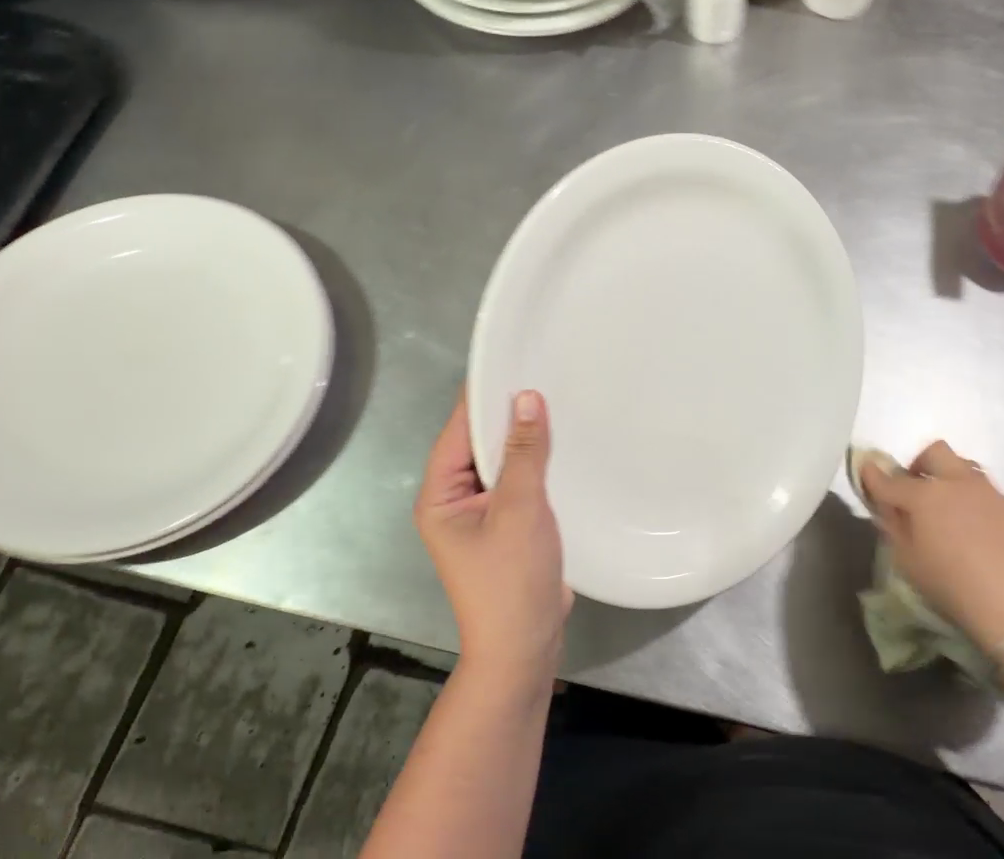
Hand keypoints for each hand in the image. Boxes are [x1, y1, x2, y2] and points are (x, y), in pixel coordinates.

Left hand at [414, 389, 571, 679]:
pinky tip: (564, 447)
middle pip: (480, 444)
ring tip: (560, 402)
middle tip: (546, 375)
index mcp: (439, 495)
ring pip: (503, 463)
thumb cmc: (511, 578)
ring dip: (526, 441)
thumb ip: (523, 453)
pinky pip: (519, 484)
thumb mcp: (519, 509)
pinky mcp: (508, 526)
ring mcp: (482, 515)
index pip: (459, 431)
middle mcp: (454, 500)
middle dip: (510, 415)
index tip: (514, 359)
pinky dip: (537, 466)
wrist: (524, 644)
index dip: (484, 397)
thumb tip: (526, 398)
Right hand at [859, 441, 1003, 653]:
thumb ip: (893, 525)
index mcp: (926, 495)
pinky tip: (978, 532)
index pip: (892, 480)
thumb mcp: (906, 560)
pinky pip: (988, 494)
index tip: (866, 471)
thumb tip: (887, 504)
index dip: (875, 476)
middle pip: (935, 453)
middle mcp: (958, 482)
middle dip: (920, 464)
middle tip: (916, 490)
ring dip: (950, 479)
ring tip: (948, 509)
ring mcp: (990, 492)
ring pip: (965, 467)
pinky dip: (975, 503)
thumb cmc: (948, 584)